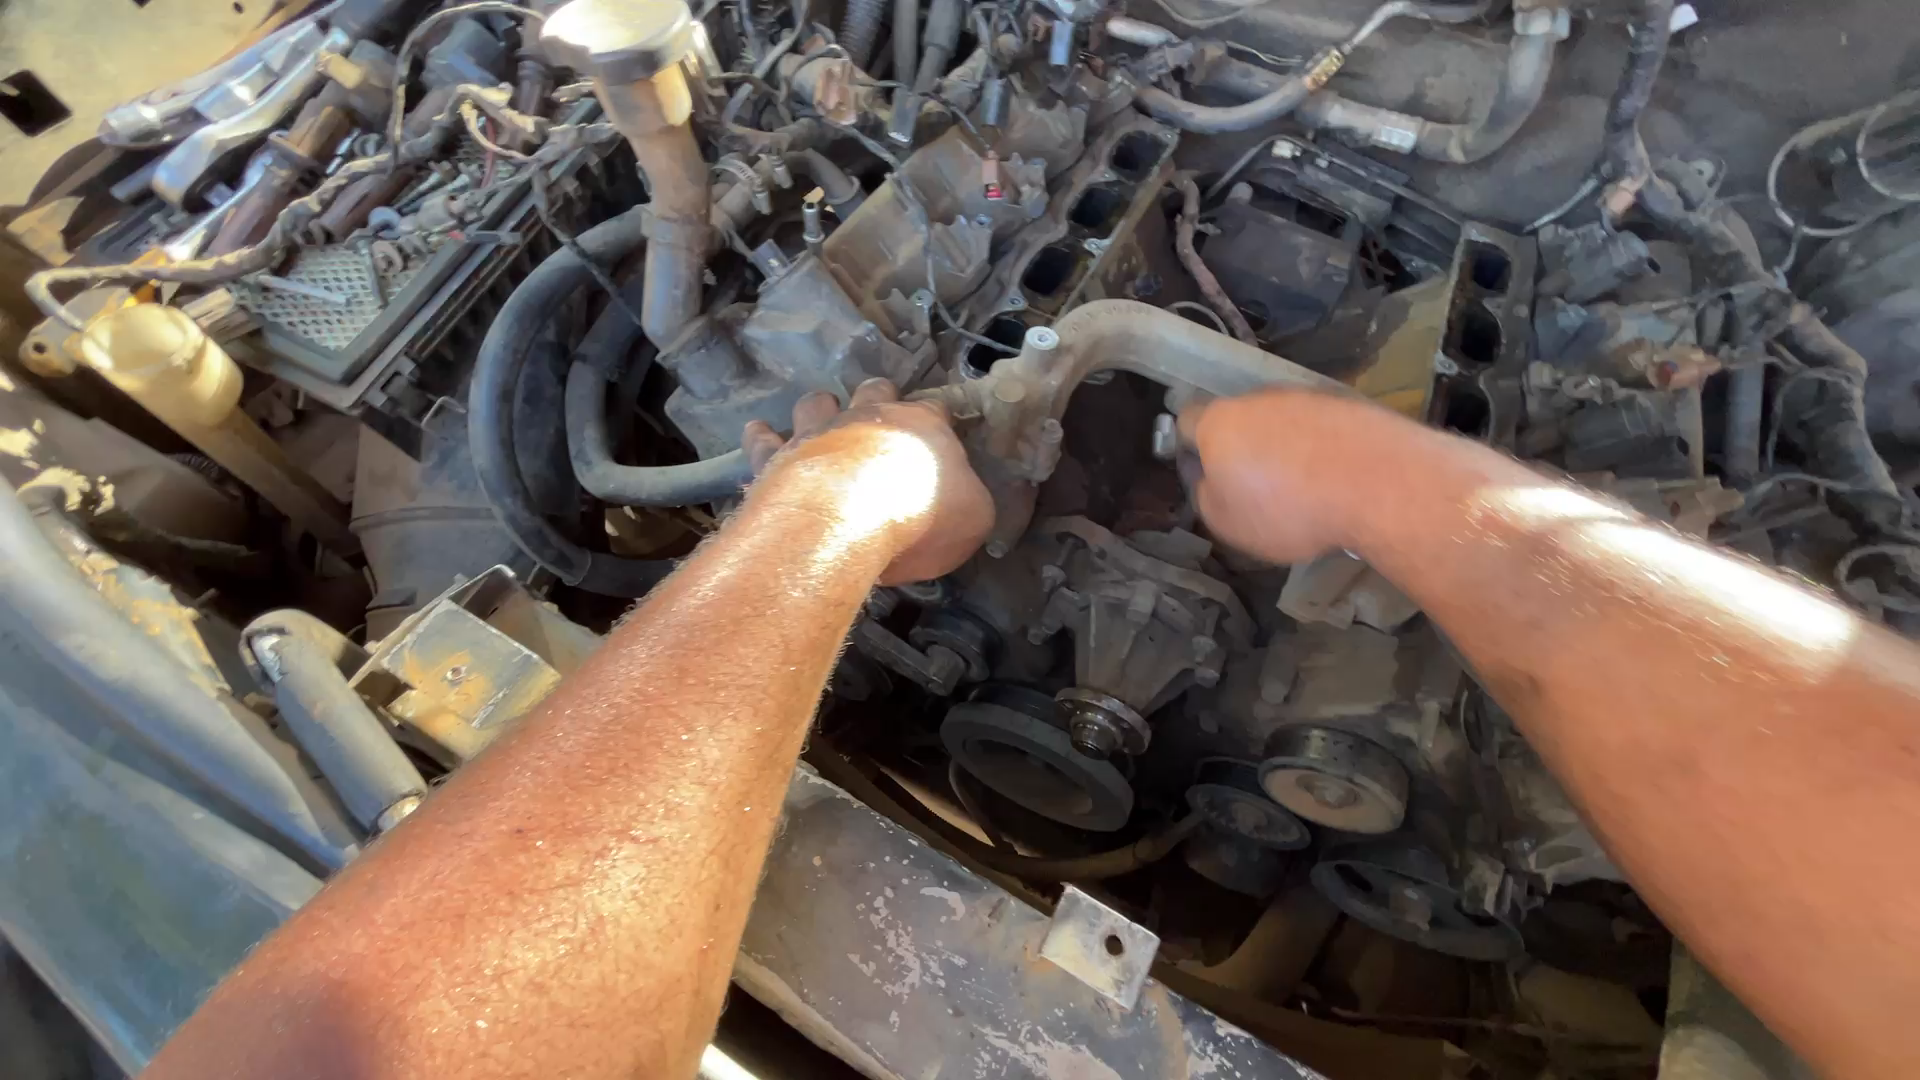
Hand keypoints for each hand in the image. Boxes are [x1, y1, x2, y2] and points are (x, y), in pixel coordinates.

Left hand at [743, 378, 993, 583]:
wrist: (850, 519)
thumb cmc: (923, 517)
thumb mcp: (975, 517)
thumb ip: (970, 501)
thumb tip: (965, 498)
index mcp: (924, 426)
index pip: (937, 409)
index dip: (938, 419)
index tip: (939, 432)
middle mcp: (870, 416)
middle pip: (875, 390)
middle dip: (878, 399)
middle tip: (879, 418)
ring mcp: (821, 430)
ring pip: (819, 402)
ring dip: (822, 409)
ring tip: (821, 422)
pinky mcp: (781, 455)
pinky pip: (766, 440)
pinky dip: (763, 437)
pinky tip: (760, 434)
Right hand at [1178, 390, 1399, 564]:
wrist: (1383, 485)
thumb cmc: (1288, 508)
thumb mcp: (1226, 522)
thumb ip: (1205, 495)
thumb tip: (1209, 479)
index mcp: (1218, 422)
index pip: (1186, 420)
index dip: (1189, 445)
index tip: (1202, 472)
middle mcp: (1258, 399)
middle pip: (1237, 420)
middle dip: (1240, 447)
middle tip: (1252, 486)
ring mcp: (1306, 397)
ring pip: (1280, 422)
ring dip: (1282, 447)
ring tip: (1300, 487)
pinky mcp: (1349, 405)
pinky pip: (1319, 428)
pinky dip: (1319, 448)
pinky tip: (1333, 480)